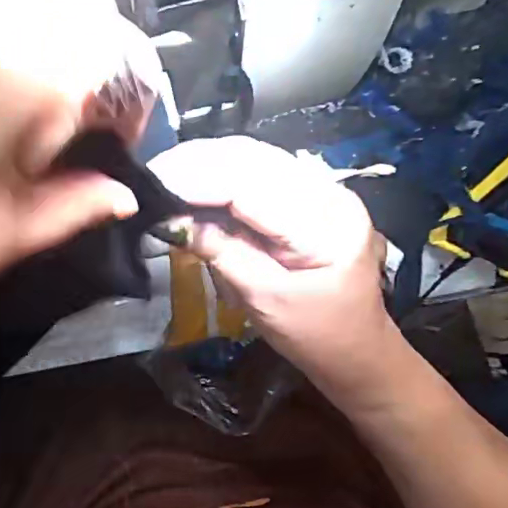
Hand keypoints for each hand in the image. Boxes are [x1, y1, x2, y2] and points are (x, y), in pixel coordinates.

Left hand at [0, 0, 152, 431]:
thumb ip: (71, 208)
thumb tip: (123, 190)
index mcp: (25, 68)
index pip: (117, 61)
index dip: (120, 110)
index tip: (100, 147)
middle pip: (78, 1)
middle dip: (79, 60)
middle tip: (42, 121)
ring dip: (36, 0)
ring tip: (2, 60)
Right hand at [149, 137, 401, 392]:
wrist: (356, 350)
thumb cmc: (315, 334)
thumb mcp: (264, 299)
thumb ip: (222, 254)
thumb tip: (173, 222)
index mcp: (326, 223)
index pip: (250, 187)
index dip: (197, 182)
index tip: (154, 185)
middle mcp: (328, 194)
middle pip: (252, 158)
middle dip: (196, 162)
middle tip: (151, 175)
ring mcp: (320, 192)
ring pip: (253, 157)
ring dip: (205, 162)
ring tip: (164, 175)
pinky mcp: (306, 197)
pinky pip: (257, 172)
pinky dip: (220, 173)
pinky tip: (192, 181)